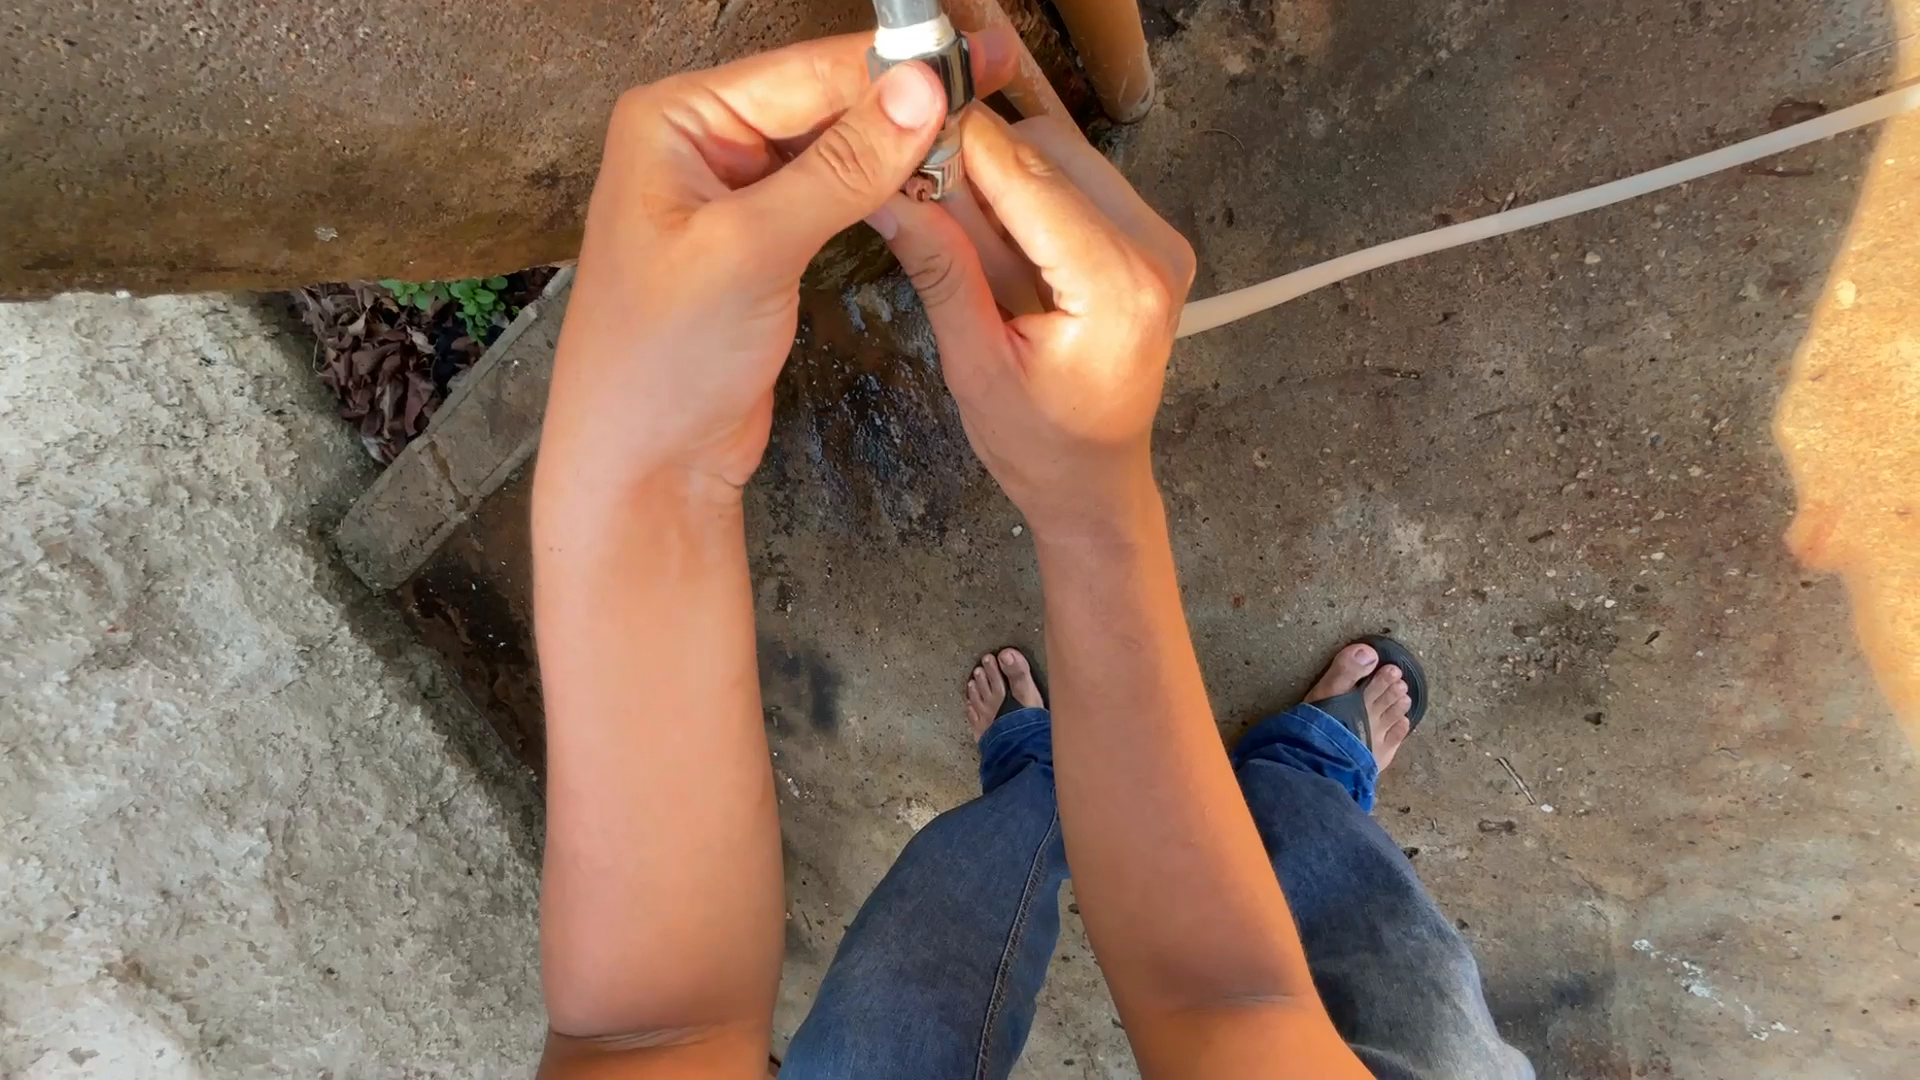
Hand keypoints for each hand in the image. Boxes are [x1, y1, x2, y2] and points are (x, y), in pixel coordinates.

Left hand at [537, 31, 1014, 504]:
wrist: (649, 457)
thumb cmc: (670, 354)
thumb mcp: (752, 250)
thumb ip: (838, 170)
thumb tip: (922, 91)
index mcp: (679, 120)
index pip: (805, 71)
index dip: (895, 65)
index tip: (976, 56)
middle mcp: (707, 147)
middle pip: (820, 104)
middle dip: (902, 101)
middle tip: (991, 82)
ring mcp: (737, 201)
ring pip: (831, 154)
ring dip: (895, 149)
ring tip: (971, 135)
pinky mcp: (764, 250)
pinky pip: (829, 203)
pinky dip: (877, 195)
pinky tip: (923, 187)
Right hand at [872, 109, 1195, 533]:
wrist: (1095, 484)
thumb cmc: (1036, 448)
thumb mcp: (976, 367)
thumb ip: (941, 271)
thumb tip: (888, 191)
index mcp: (1115, 286)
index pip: (1028, 176)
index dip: (959, 145)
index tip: (898, 133)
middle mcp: (1154, 249)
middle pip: (1051, 151)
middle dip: (979, 165)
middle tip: (923, 202)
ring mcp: (1161, 244)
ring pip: (1066, 159)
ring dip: (1003, 181)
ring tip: (962, 237)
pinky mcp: (1152, 248)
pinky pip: (1082, 187)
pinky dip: (1030, 199)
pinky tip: (1001, 246)